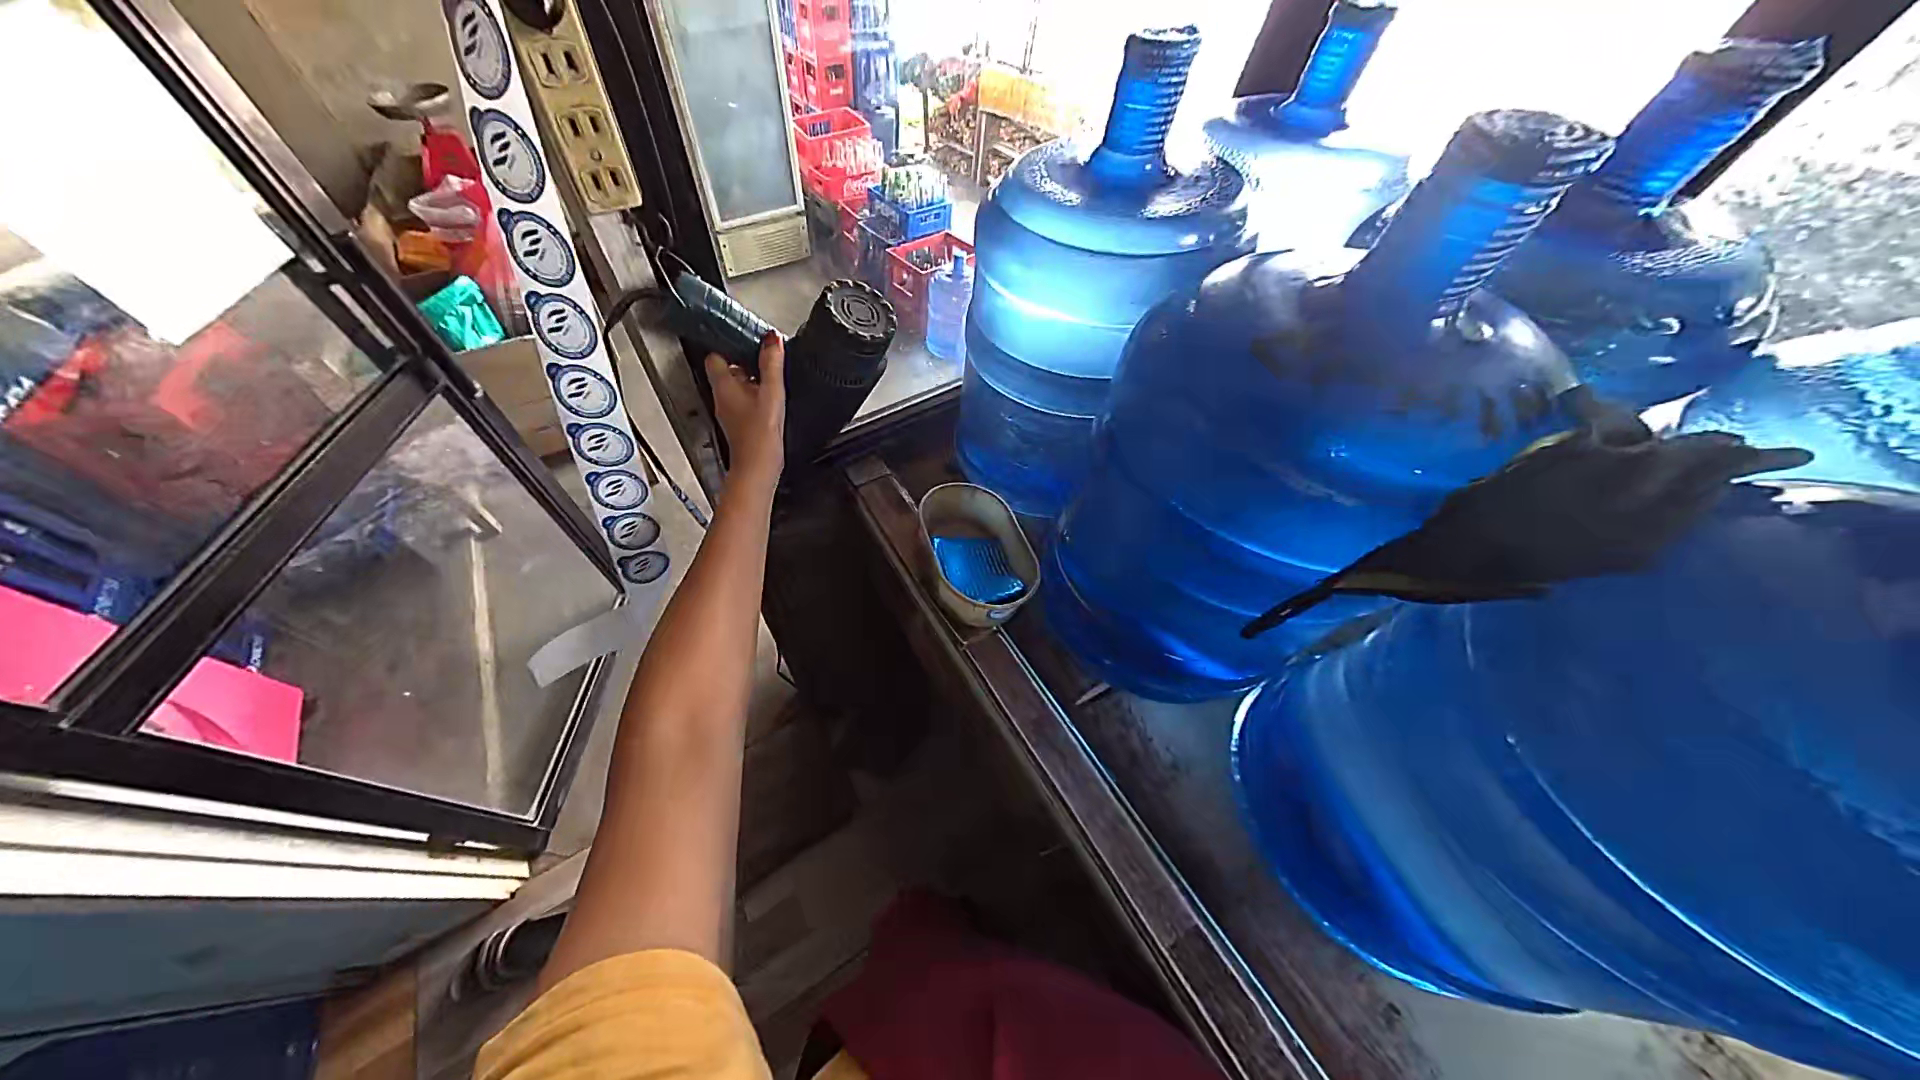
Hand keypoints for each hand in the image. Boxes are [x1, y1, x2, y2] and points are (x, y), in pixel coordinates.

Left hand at [706, 332, 785, 479]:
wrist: (758, 468)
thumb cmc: (759, 435)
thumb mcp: (771, 393)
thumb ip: (771, 364)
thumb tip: (771, 340)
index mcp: (723, 386)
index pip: (715, 356)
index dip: (728, 345)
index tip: (746, 339)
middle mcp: (722, 398)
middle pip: (728, 370)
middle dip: (744, 361)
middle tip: (764, 356)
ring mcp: (730, 411)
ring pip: (736, 386)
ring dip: (751, 379)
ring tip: (770, 376)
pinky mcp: (740, 423)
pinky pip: (744, 401)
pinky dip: (755, 396)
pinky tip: (770, 399)